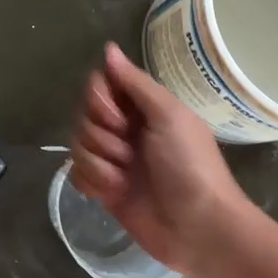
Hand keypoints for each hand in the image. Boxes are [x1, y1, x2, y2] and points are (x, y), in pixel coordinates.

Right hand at [69, 43, 247, 277]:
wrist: (199, 229)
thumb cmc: (190, 166)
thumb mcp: (168, 115)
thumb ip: (135, 82)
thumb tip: (108, 48)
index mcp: (143, 108)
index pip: (100, 86)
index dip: (100, 100)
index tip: (118, 117)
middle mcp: (126, 130)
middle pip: (85, 115)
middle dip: (101, 135)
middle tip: (128, 151)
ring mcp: (114, 160)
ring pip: (78, 144)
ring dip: (99, 161)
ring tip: (125, 177)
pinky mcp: (105, 190)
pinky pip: (77, 174)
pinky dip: (93, 182)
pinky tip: (113, 193)